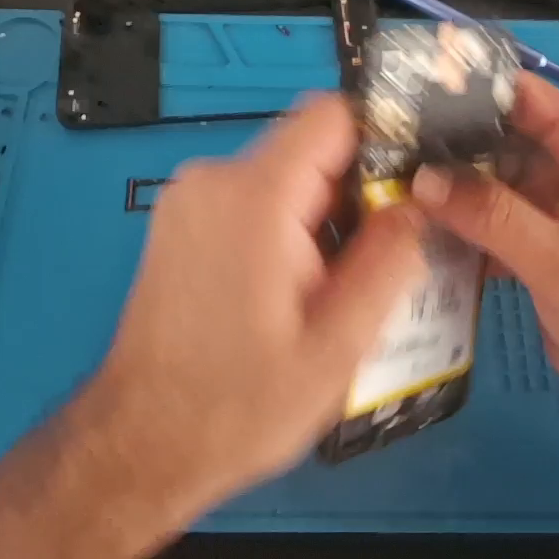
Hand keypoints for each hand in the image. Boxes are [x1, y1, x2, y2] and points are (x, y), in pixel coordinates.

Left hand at [84, 95, 426, 515]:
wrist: (141, 443)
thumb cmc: (241, 403)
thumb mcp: (337, 346)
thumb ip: (388, 263)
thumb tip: (417, 204)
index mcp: (254, 195)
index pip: (332, 114)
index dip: (380, 142)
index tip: (403, 193)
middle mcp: (214, 176)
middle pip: (308, 145)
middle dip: (350, 191)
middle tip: (367, 261)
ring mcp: (188, 195)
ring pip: (282, 171)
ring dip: (317, 212)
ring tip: (327, 284)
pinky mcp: (179, 217)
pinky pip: (250, 193)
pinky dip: (281, 221)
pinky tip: (287, 284)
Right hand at [409, 74, 558, 426]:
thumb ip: (494, 216)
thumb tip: (420, 177)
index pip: (526, 97)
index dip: (472, 86)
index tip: (409, 88)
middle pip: (495, 137)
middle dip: (444, 139)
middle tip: (380, 143)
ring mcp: (546, 212)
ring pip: (483, 182)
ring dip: (442, 184)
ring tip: (381, 180)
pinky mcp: (529, 250)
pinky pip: (482, 223)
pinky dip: (452, 225)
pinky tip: (407, 228)